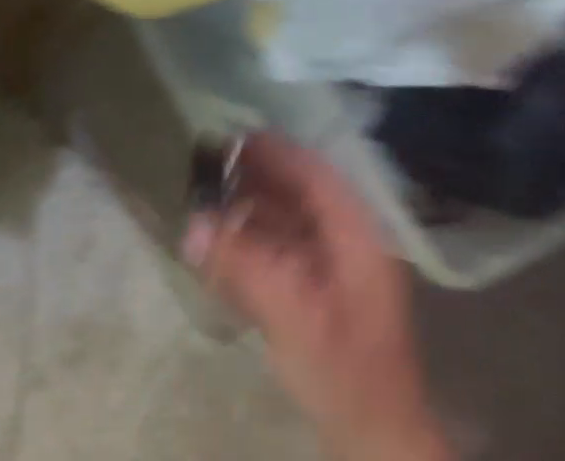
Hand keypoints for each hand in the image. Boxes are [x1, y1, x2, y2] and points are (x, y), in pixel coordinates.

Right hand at [183, 134, 451, 460]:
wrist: (372, 432)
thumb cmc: (343, 369)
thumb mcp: (292, 314)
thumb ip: (242, 264)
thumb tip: (192, 223)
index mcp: (358, 241)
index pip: (317, 177)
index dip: (277, 152)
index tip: (230, 133)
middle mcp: (347, 246)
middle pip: (298, 193)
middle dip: (253, 175)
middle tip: (202, 159)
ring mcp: (331, 271)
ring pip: (285, 219)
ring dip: (245, 205)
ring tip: (200, 192)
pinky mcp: (313, 293)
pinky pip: (276, 248)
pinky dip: (245, 236)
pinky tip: (214, 238)